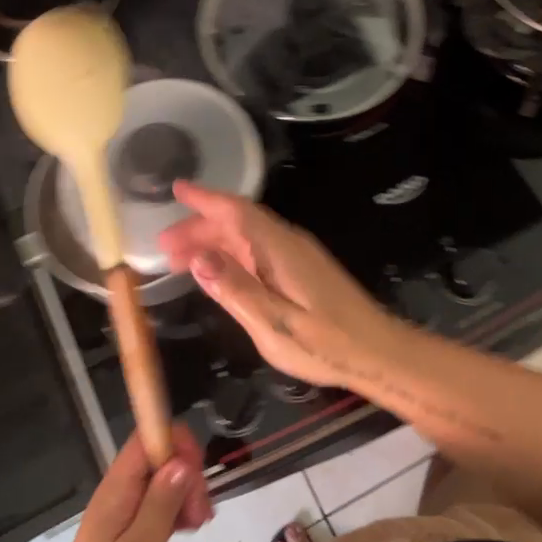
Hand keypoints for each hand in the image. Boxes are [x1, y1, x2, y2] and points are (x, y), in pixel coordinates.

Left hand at [34, 428, 210, 541]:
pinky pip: (157, 502)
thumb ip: (161, 505)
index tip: (198, 473)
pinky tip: (187, 529)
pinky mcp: (128, 528)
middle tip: (201, 513)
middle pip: (158, 457)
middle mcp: (118, 492)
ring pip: (162, 480)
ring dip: (185, 494)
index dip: (176, 442)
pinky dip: (177, 509)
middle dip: (187, 474)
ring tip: (198, 525)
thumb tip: (180, 462)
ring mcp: (122, 510)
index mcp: (115, 491)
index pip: (146, 438)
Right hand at [158, 182, 407, 391]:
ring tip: (182, 260)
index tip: (176, 188)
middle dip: (200, 227)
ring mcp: (297, 257)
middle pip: (238, 223)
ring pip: (248, 237)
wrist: (376, 352)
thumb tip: (198, 257)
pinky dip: (232, 254)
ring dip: (214, 242)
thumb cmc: (325, 343)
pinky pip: (259, 251)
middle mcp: (287, 244)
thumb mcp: (272, 323)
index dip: (205, 199)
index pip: (236, 212)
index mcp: (279, 250)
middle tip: (164, 246)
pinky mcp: (303, 271)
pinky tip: (220, 272)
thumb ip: (234, 289)